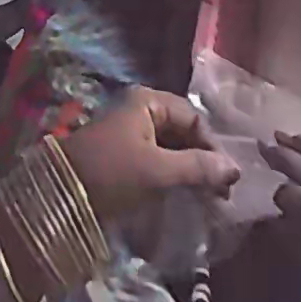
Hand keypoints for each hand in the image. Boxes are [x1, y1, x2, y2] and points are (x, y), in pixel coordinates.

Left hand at [59, 87, 240, 221]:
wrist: (65, 189)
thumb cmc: (113, 171)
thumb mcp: (158, 170)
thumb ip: (197, 167)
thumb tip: (235, 168)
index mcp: (147, 102)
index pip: (193, 117)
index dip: (213, 145)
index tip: (227, 178)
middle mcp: (141, 110)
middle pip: (183, 131)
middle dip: (204, 160)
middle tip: (222, 194)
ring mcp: (133, 131)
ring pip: (173, 147)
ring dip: (192, 170)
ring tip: (210, 199)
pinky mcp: (127, 153)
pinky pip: (160, 159)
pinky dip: (176, 175)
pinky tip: (188, 195)